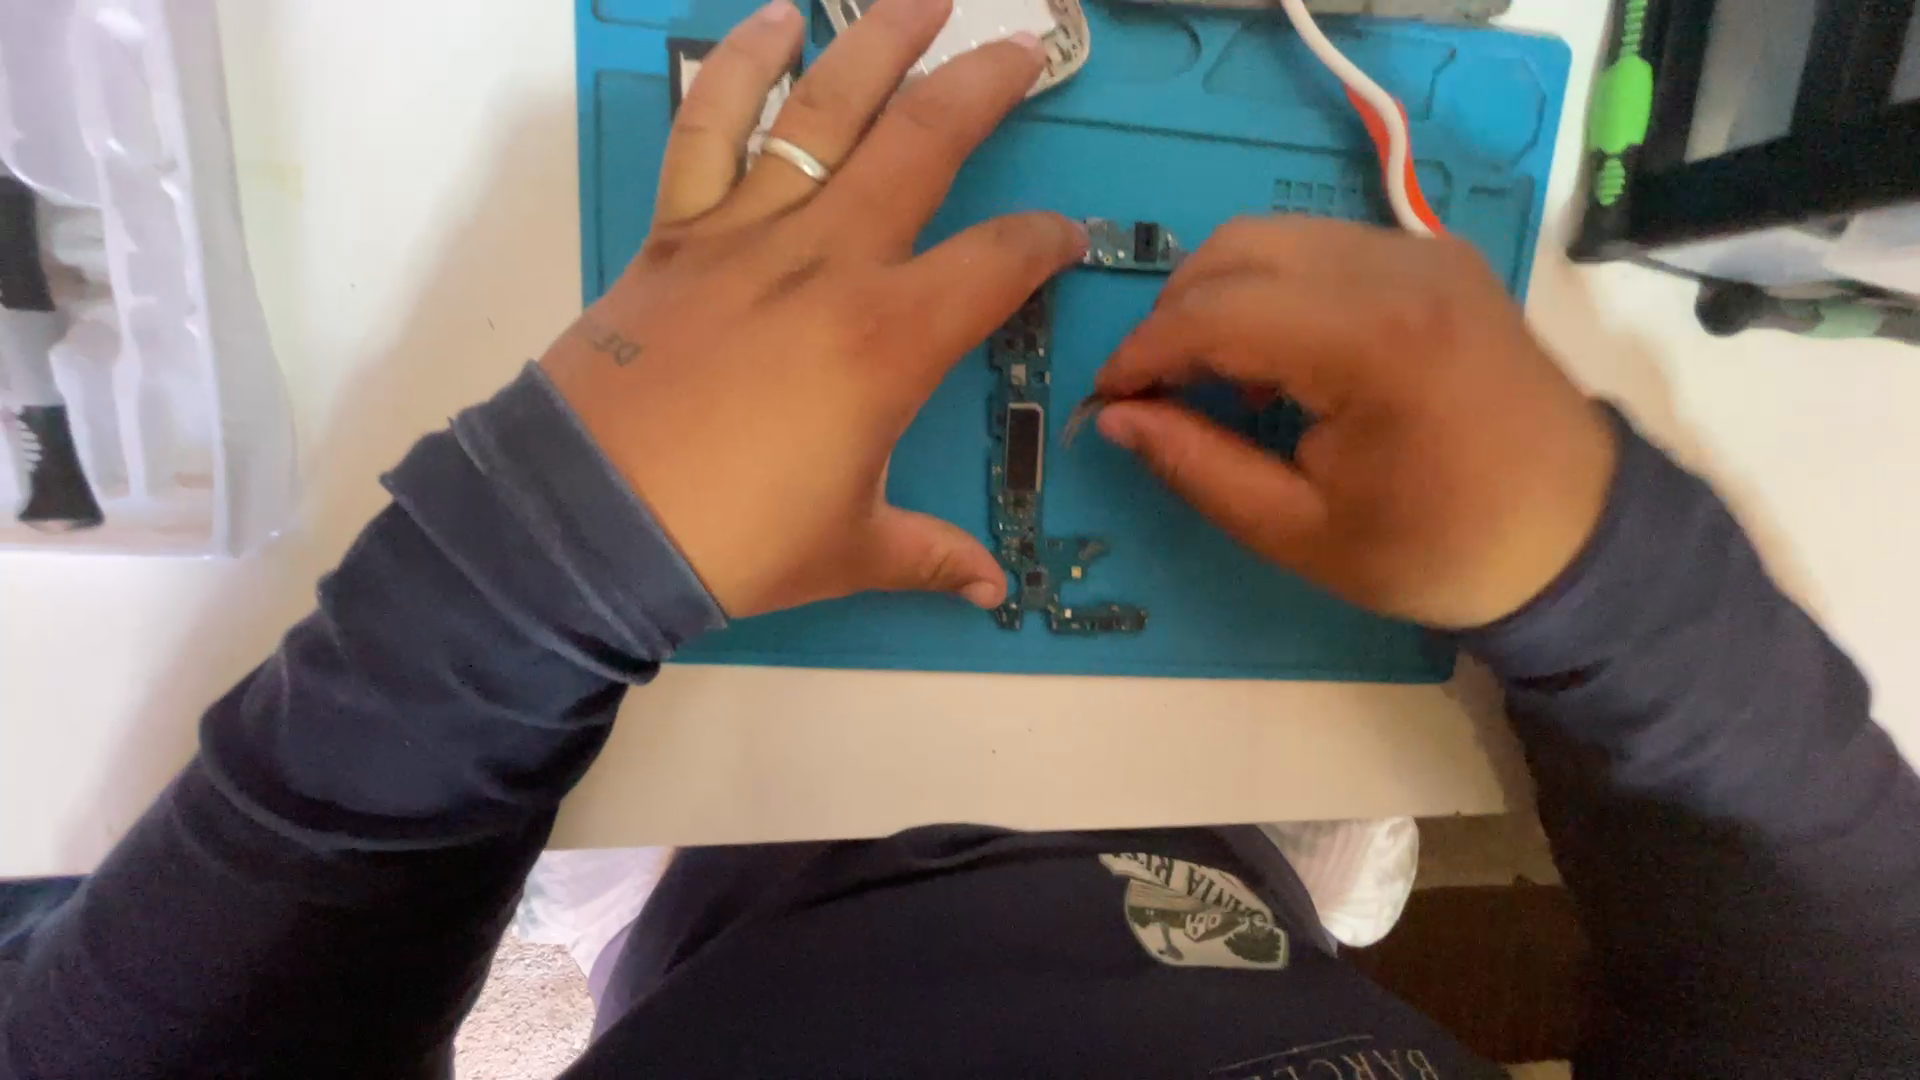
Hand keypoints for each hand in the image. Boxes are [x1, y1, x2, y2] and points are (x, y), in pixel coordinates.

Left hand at [540, 0, 1083, 616]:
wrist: (593, 527)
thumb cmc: (737, 542)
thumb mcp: (853, 552)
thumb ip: (934, 558)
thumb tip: (993, 592)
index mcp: (888, 341)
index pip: (996, 263)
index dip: (1047, 243)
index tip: (1068, 237)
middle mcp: (827, 264)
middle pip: (923, 144)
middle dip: (985, 86)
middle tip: (1026, 47)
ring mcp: (745, 237)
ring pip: (824, 112)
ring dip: (880, 42)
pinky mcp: (675, 236)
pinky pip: (710, 130)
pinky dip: (740, 69)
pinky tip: (773, 22)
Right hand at [1091, 218, 1616, 628]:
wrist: (1572, 536)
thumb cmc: (1431, 549)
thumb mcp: (1294, 531)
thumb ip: (1195, 466)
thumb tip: (1115, 417)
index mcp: (1372, 340)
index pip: (1215, 311)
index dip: (1142, 352)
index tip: (1105, 397)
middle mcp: (1400, 266)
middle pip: (1235, 250)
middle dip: (1171, 317)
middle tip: (1154, 390)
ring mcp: (1423, 251)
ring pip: (1269, 238)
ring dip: (1214, 301)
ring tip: (1213, 381)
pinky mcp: (1432, 257)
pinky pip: (1313, 249)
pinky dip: (1264, 292)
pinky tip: (1272, 360)